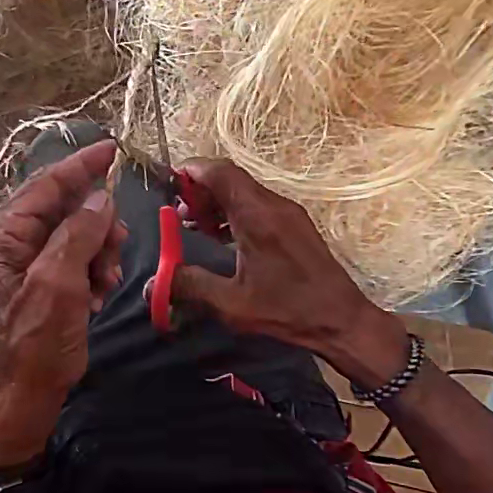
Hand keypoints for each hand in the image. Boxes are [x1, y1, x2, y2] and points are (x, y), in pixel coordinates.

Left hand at [0, 139, 123, 467]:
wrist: (29, 391)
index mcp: (2, 234)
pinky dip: (95, 270)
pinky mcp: (44, 278)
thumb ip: (79, 234)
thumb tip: (101, 199)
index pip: (44, 186)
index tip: (112, 148)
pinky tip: (98, 295)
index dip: (80, 166)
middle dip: (98, 226)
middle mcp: (10, 240)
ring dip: (100, 253)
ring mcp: (27, 259)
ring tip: (106, 282)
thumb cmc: (38, 341)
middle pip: (65, 209)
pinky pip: (79, 257)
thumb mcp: (59, 284)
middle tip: (119, 246)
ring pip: (78, 232)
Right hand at [170, 159, 409, 387]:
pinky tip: (219, 236)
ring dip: (215, 201)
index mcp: (258, 216)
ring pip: (243, 191)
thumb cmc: (286, 310)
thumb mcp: (230, 302)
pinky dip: (232, 211)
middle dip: (199, 189)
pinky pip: (256, 205)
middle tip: (177, 213)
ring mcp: (287, 214)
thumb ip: (188, 285)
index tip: (168, 183)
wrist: (342, 321)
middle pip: (230, 179)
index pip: (221, 173)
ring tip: (192, 225)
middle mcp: (274, 206)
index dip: (192, 171)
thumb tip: (150, 283)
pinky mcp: (293, 225)